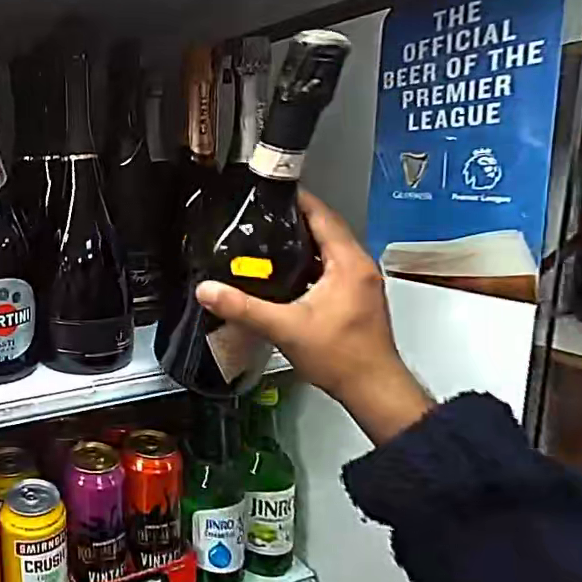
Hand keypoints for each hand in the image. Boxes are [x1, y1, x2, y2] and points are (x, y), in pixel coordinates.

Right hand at [195, 190, 432, 444]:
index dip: (298, 200)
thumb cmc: (342, 357)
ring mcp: (362, 283)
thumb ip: (244, 307)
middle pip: (327, 229)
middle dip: (296, 220)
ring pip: (331, 249)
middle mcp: (360, 267)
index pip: (323, 215)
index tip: (274, 192)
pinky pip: (334, 268)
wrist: (373, 389)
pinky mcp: (359, 298)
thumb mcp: (285, 328)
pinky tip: (289, 275)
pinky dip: (313, 263)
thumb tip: (208, 291)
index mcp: (348, 263)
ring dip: (305, 243)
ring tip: (271, 240)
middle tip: (264, 216)